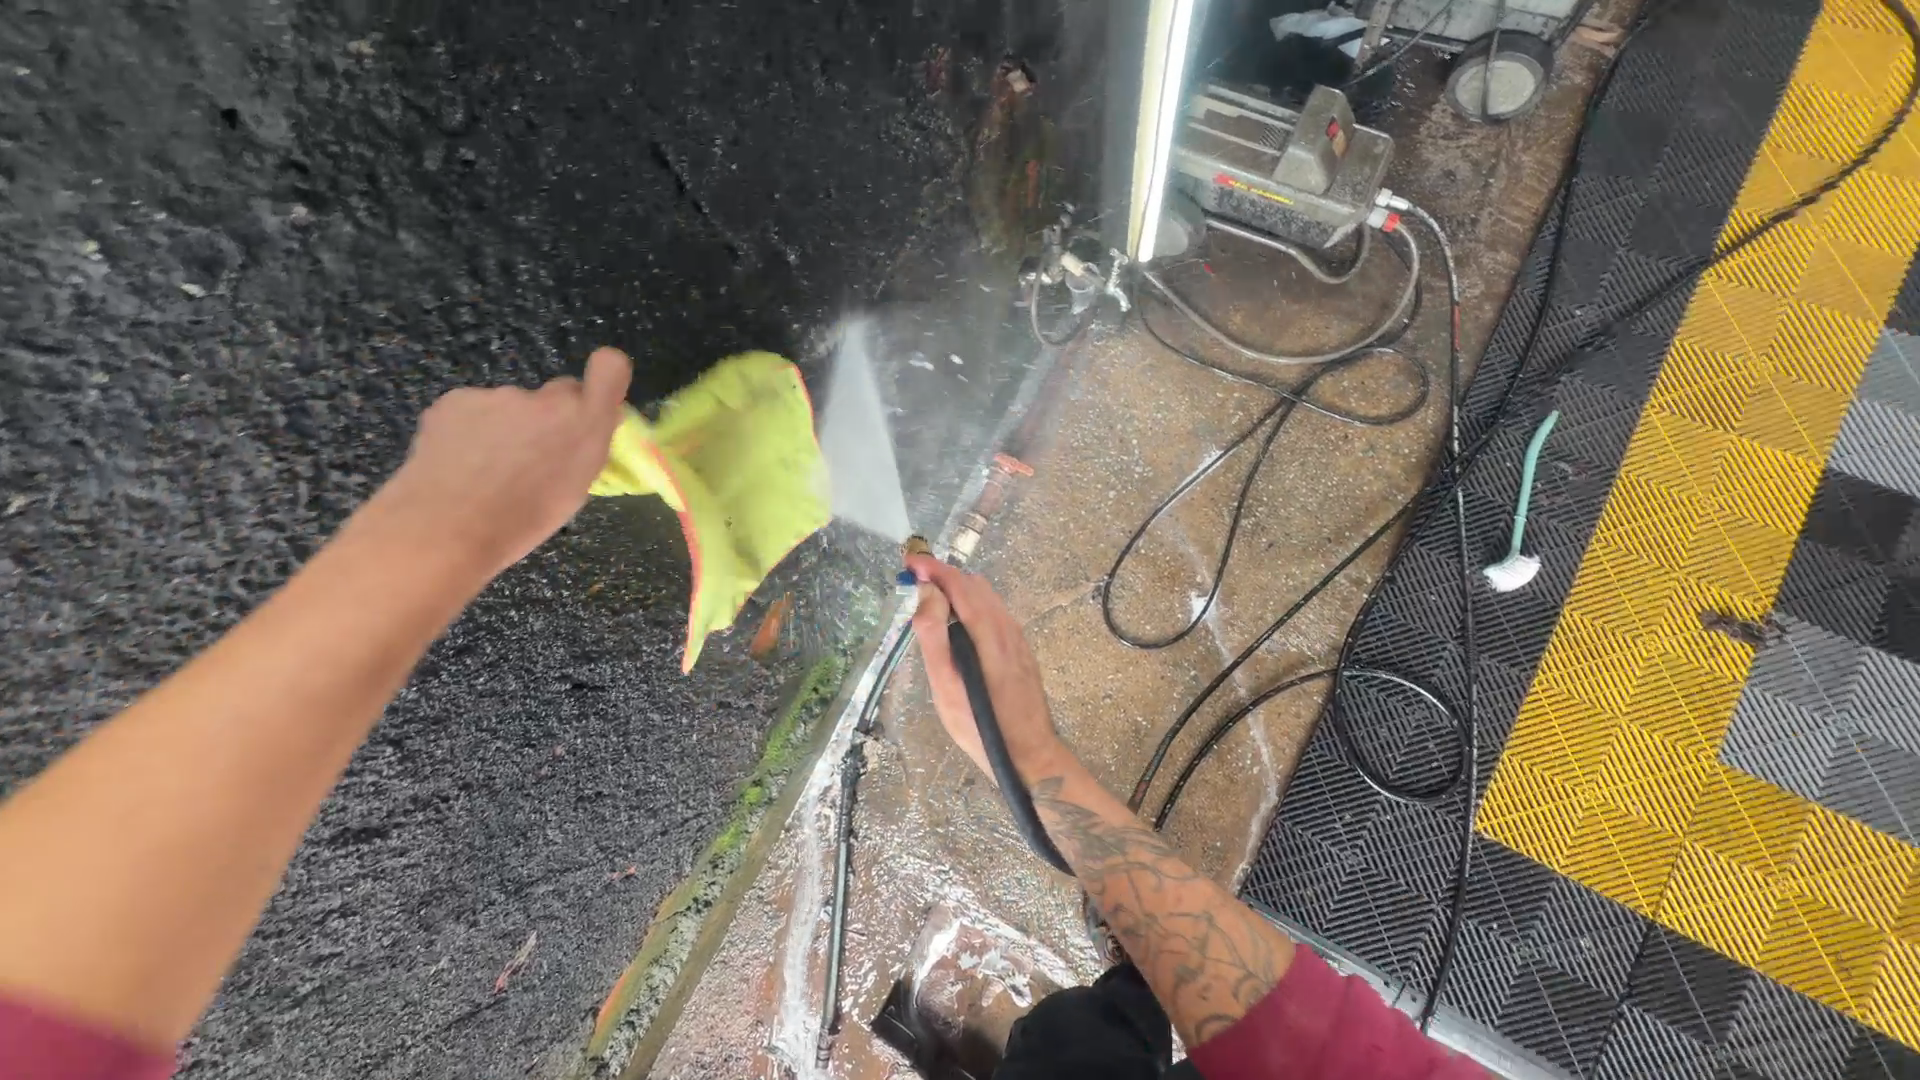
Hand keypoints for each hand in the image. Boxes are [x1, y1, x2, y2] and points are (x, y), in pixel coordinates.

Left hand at [373, 347, 632, 573]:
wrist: (446, 527)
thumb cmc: (523, 519)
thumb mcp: (575, 488)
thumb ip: (587, 445)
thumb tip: (592, 423)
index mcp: (585, 424)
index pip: (610, 366)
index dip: (606, 376)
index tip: (594, 401)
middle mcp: (547, 400)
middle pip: (557, 395)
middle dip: (551, 415)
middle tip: (532, 455)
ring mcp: (500, 395)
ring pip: (512, 406)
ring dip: (507, 426)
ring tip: (487, 468)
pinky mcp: (457, 398)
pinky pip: (474, 408)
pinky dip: (471, 428)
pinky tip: (460, 460)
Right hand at [908, 554, 1073, 782]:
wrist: (1028, 754)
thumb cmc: (980, 725)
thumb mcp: (945, 686)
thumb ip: (934, 637)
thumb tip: (927, 594)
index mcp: (989, 633)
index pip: (960, 585)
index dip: (934, 568)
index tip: (909, 562)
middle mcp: (1007, 628)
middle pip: (975, 586)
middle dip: (943, 576)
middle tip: (914, 582)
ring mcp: (1018, 638)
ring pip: (987, 597)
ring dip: (958, 589)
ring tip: (930, 598)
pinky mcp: (1021, 650)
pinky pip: (995, 613)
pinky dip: (972, 604)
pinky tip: (958, 623)